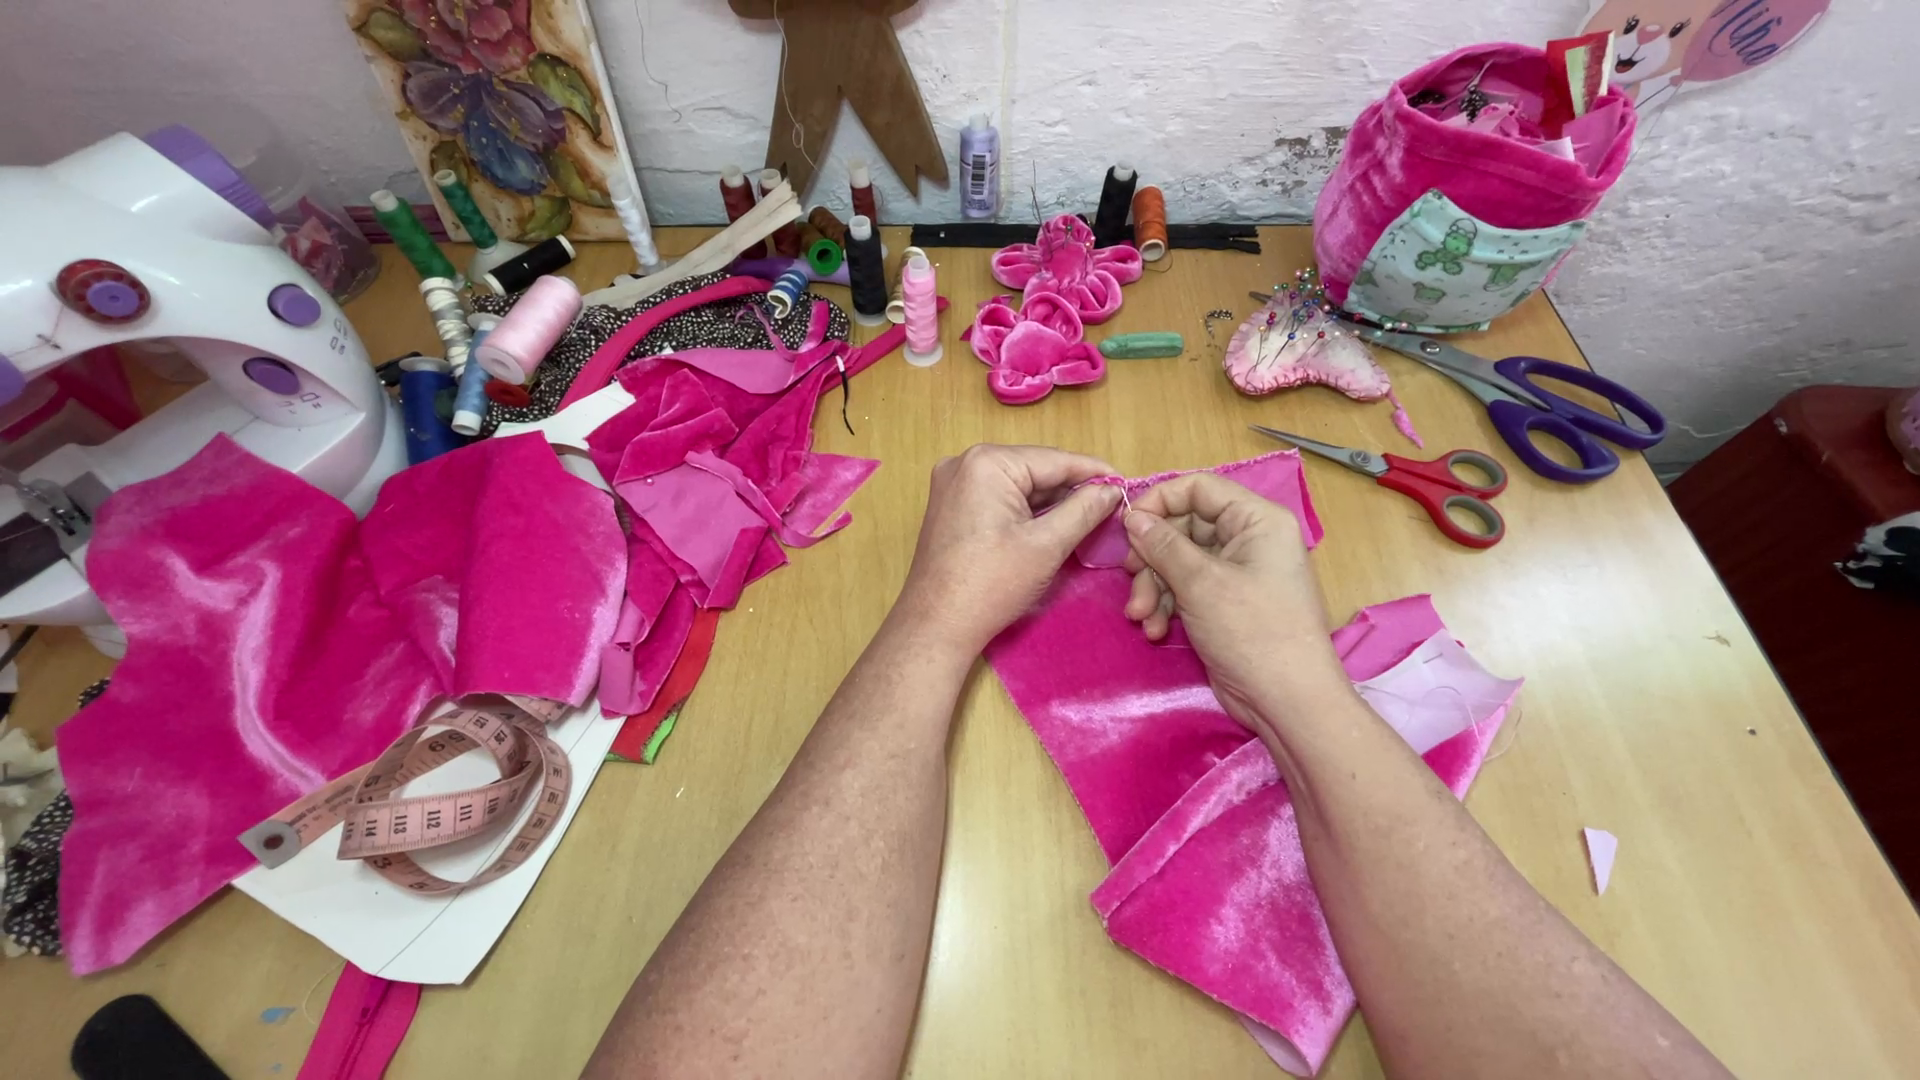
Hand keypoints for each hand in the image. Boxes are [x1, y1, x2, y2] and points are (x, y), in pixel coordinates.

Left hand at [894, 445, 1121, 653]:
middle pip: (1035, 469)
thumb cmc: (991, 585)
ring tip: (1092, 515)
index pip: (1054, 460)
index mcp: (987, 463)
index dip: (1095, 472)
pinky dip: (1027, 510)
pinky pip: (1000, 498)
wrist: (935, 625)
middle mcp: (965, 463)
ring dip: (1052, 500)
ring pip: (1018, 484)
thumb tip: (1112, 489)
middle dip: (1073, 488)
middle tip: (1113, 505)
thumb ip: (1084, 510)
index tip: (1128, 484)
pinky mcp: (951, 506)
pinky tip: (1055, 523)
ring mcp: (954, 484)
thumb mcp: (1046, 545)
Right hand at [1121, 473, 1349, 734]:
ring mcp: (1237, 573)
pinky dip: (1167, 605)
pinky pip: (1186, 589)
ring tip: (1142, 616)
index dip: (1159, 501)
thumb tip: (1131, 517)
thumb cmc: (1251, 631)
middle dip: (1153, 557)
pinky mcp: (1226, 603)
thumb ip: (1162, 544)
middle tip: (1131, 579)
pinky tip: (1156, 629)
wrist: (1286, 701)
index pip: (1199, 488)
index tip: (1127, 526)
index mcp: (1257, 520)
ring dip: (1155, 587)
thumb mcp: (1200, 583)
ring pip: (1180, 561)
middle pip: (1184, 527)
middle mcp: (1249, 540)